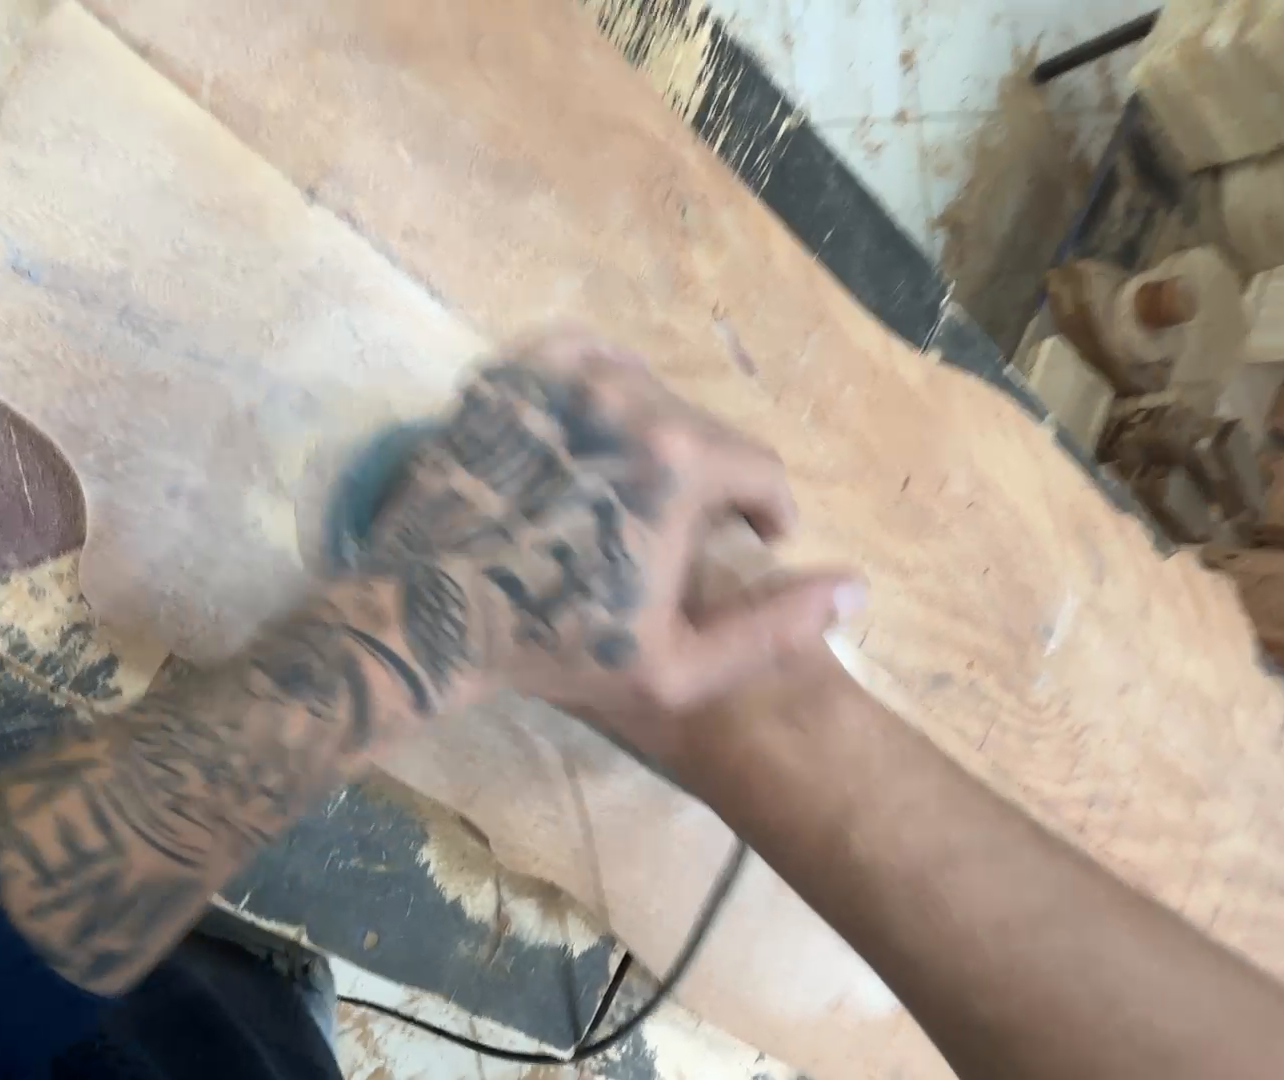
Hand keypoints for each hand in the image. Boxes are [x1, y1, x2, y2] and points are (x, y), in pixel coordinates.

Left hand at [364, 328, 861, 741]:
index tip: (751, 537)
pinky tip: (590, 420)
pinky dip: (594, 379)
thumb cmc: (548, 645)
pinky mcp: (504, 380)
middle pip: (702, 427)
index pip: (759, 470)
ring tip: (634, 478)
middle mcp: (625, 401)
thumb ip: (773, 630)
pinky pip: (573, 355)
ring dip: (655, 430)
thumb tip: (857, 589)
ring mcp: (556, 382)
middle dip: (708, 478)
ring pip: (643, 389)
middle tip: (679, 523)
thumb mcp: (673, 668)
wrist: (427, 615)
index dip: (765, 511)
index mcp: (679, 463)